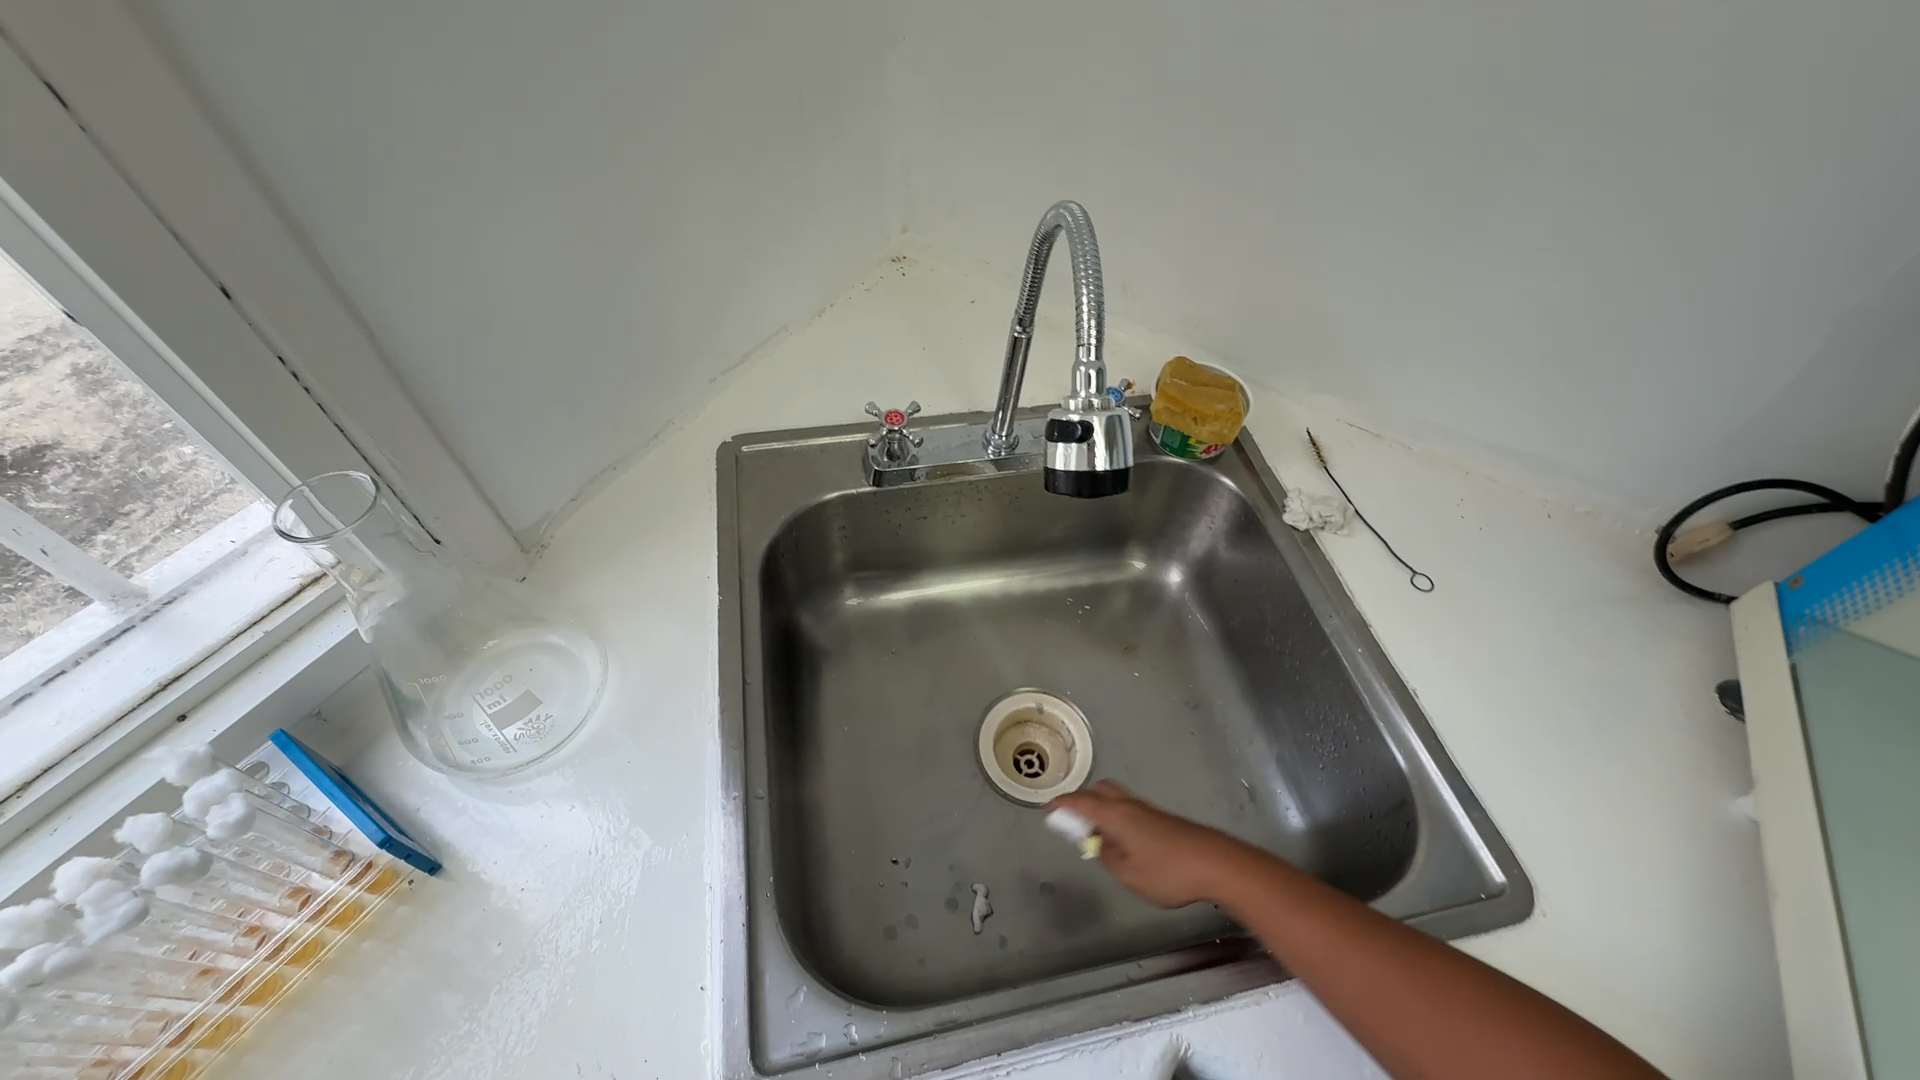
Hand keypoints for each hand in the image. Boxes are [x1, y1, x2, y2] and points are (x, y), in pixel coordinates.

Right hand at [1048, 781, 1258, 907]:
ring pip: (1118, 799)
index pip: (1082, 802)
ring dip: (1103, 809)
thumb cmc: (1168, 872)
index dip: (1063, 804)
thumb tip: (1099, 843)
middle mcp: (1131, 806)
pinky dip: (1119, 817)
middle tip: (1074, 821)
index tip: (1049, 808)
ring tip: (1099, 835)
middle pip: (1101, 790)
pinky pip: (1132, 810)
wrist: (1217, 864)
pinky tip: (1125, 841)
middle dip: (1084, 800)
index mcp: (1116, 815)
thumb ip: (1108, 857)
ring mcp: (1150, 811)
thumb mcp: (1129, 874)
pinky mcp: (1165, 820)